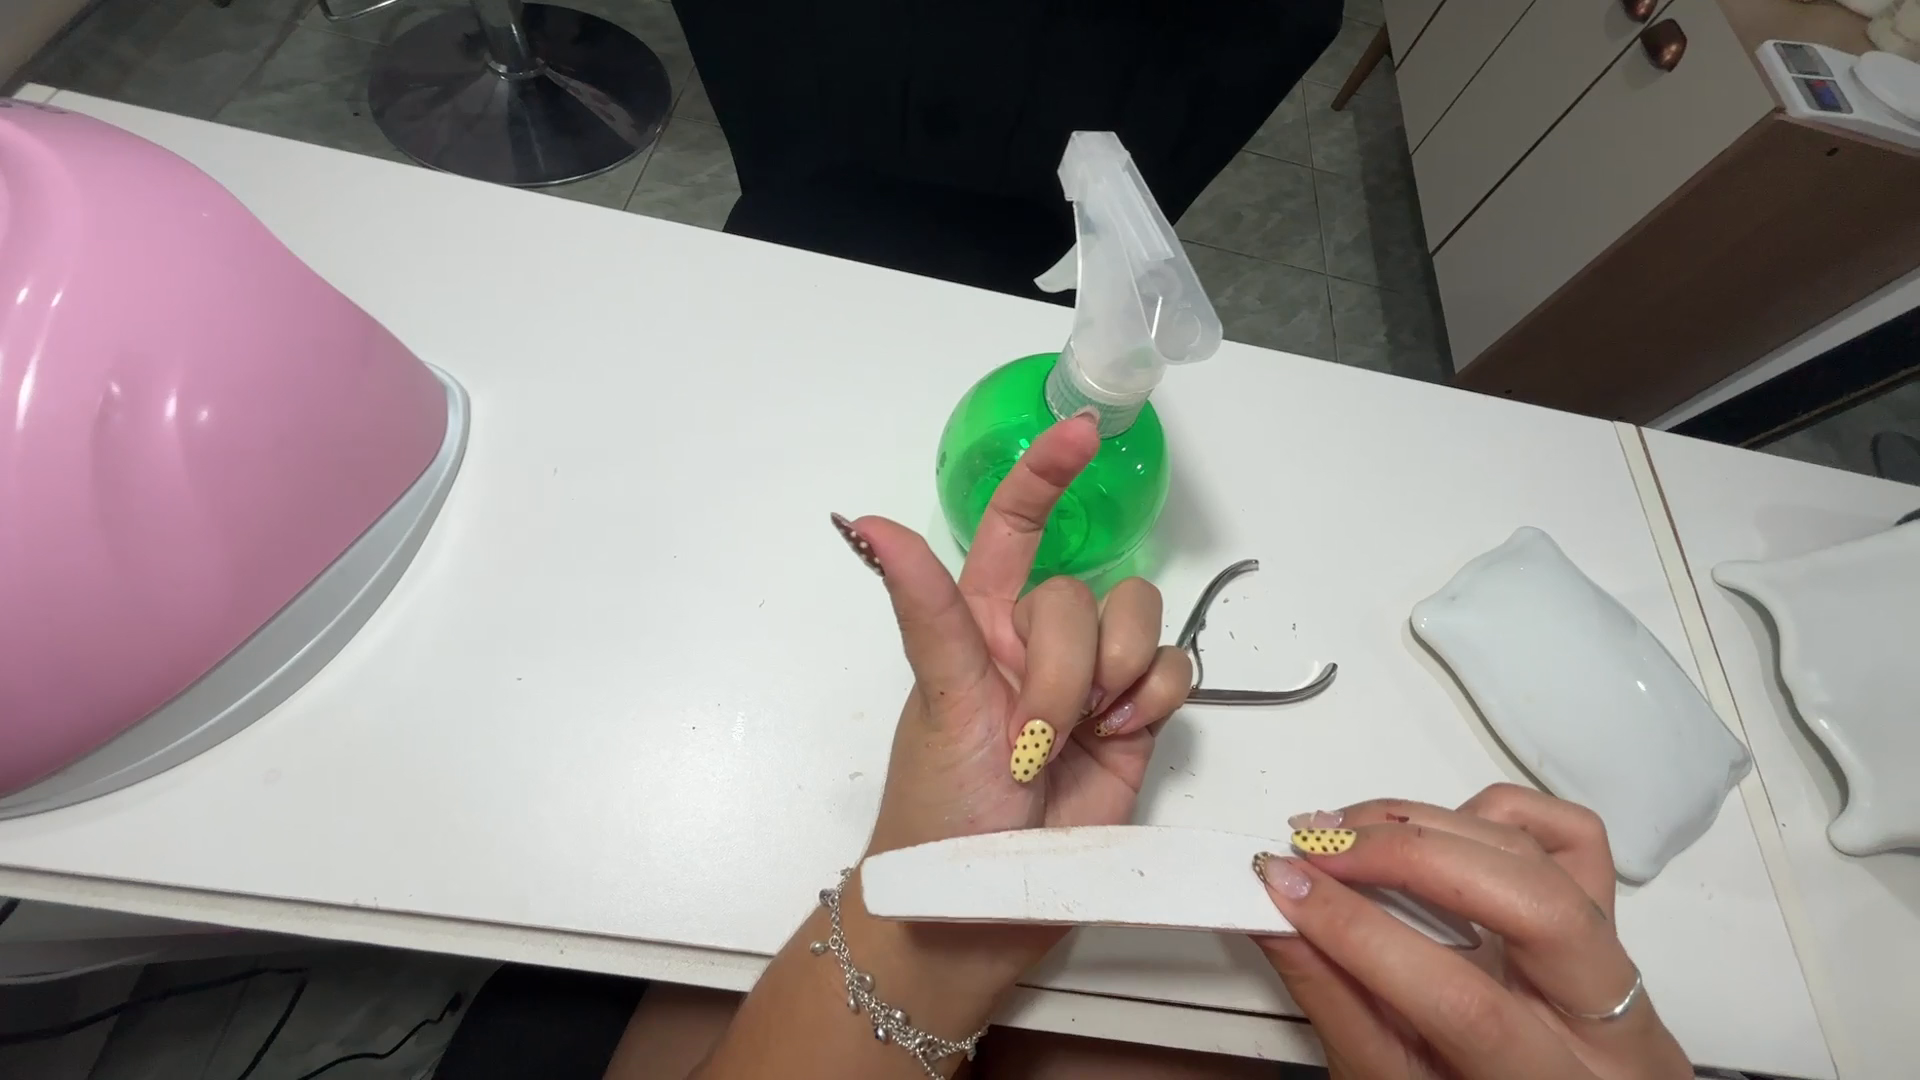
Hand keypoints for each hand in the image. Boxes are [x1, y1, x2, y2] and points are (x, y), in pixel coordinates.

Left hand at [829, 413, 1191, 965]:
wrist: (992, 901)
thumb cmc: (941, 799)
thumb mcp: (940, 695)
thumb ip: (924, 604)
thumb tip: (867, 519)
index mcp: (985, 617)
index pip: (1018, 524)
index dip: (1046, 473)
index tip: (1083, 430)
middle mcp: (1042, 637)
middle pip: (1091, 590)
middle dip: (1069, 662)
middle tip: (1034, 730)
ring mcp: (1093, 675)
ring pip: (1141, 619)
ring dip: (1115, 678)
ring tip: (1078, 736)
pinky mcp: (1137, 715)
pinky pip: (1173, 668)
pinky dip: (1154, 699)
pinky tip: (1118, 737)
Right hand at [1252, 784, 1692, 1079]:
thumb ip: (1329, 997)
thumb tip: (1270, 906)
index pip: (1464, 1001)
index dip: (1359, 930)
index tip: (1280, 881)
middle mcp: (1613, 1021)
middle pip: (1530, 903)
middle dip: (1404, 855)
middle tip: (1316, 845)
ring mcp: (1616, 954)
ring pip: (1531, 852)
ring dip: (1418, 822)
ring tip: (1341, 832)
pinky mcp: (1602, 907)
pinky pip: (1570, 833)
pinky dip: (1489, 813)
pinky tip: (1428, 834)